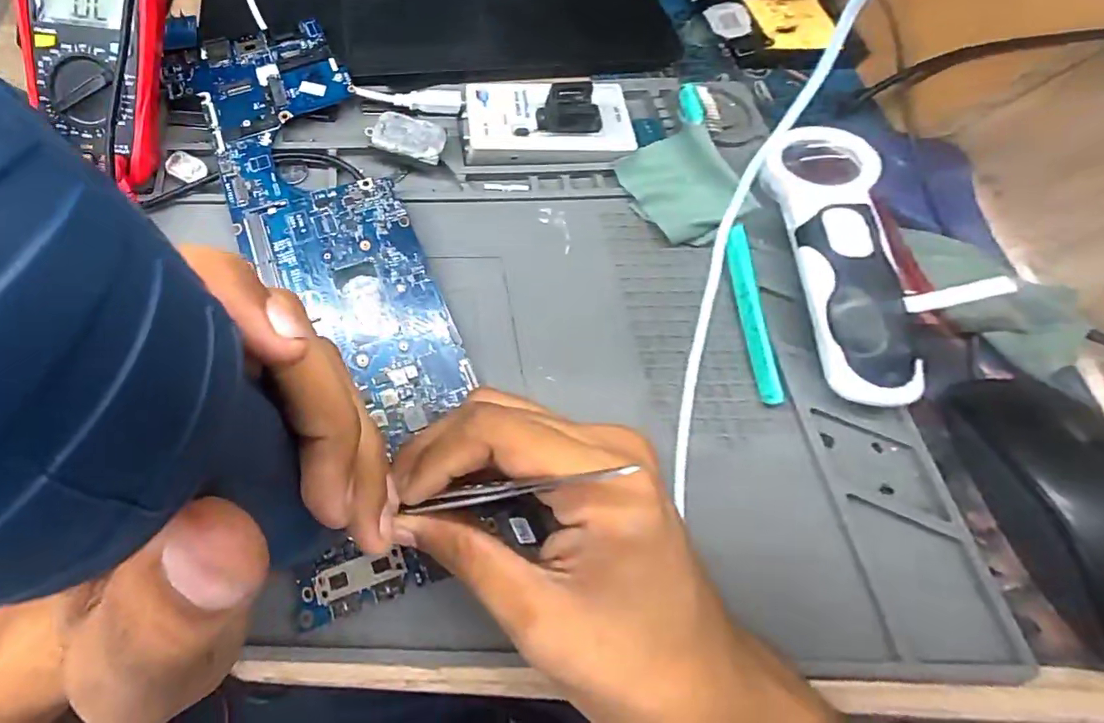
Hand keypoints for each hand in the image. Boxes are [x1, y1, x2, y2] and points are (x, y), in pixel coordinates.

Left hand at [0, 248, 391, 722]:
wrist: (122, 642)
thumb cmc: (99, 635)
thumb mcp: (116, 651)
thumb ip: (151, 615)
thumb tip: (222, 539)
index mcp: (129, 396)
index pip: (178, 292)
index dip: (232, 295)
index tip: (285, 350)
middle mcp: (187, 371)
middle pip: (271, 328)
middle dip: (323, 402)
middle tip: (342, 503)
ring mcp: (235, 391)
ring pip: (310, 367)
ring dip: (350, 431)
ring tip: (367, 518)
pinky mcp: (270, 421)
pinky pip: (326, 407)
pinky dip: (358, 448)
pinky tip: (373, 506)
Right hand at [391, 390, 834, 722]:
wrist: (705, 691)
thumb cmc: (630, 666)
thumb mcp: (537, 618)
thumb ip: (466, 554)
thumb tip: (400, 519)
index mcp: (605, 474)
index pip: (496, 429)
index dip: (436, 456)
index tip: (398, 496)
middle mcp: (606, 441)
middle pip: (496, 412)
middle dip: (438, 448)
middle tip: (399, 495)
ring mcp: (603, 446)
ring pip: (504, 417)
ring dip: (454, 449)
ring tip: (418, 492)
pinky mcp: (595, 461)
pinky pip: (522, 438)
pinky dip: (480, 459)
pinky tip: (454, 490)